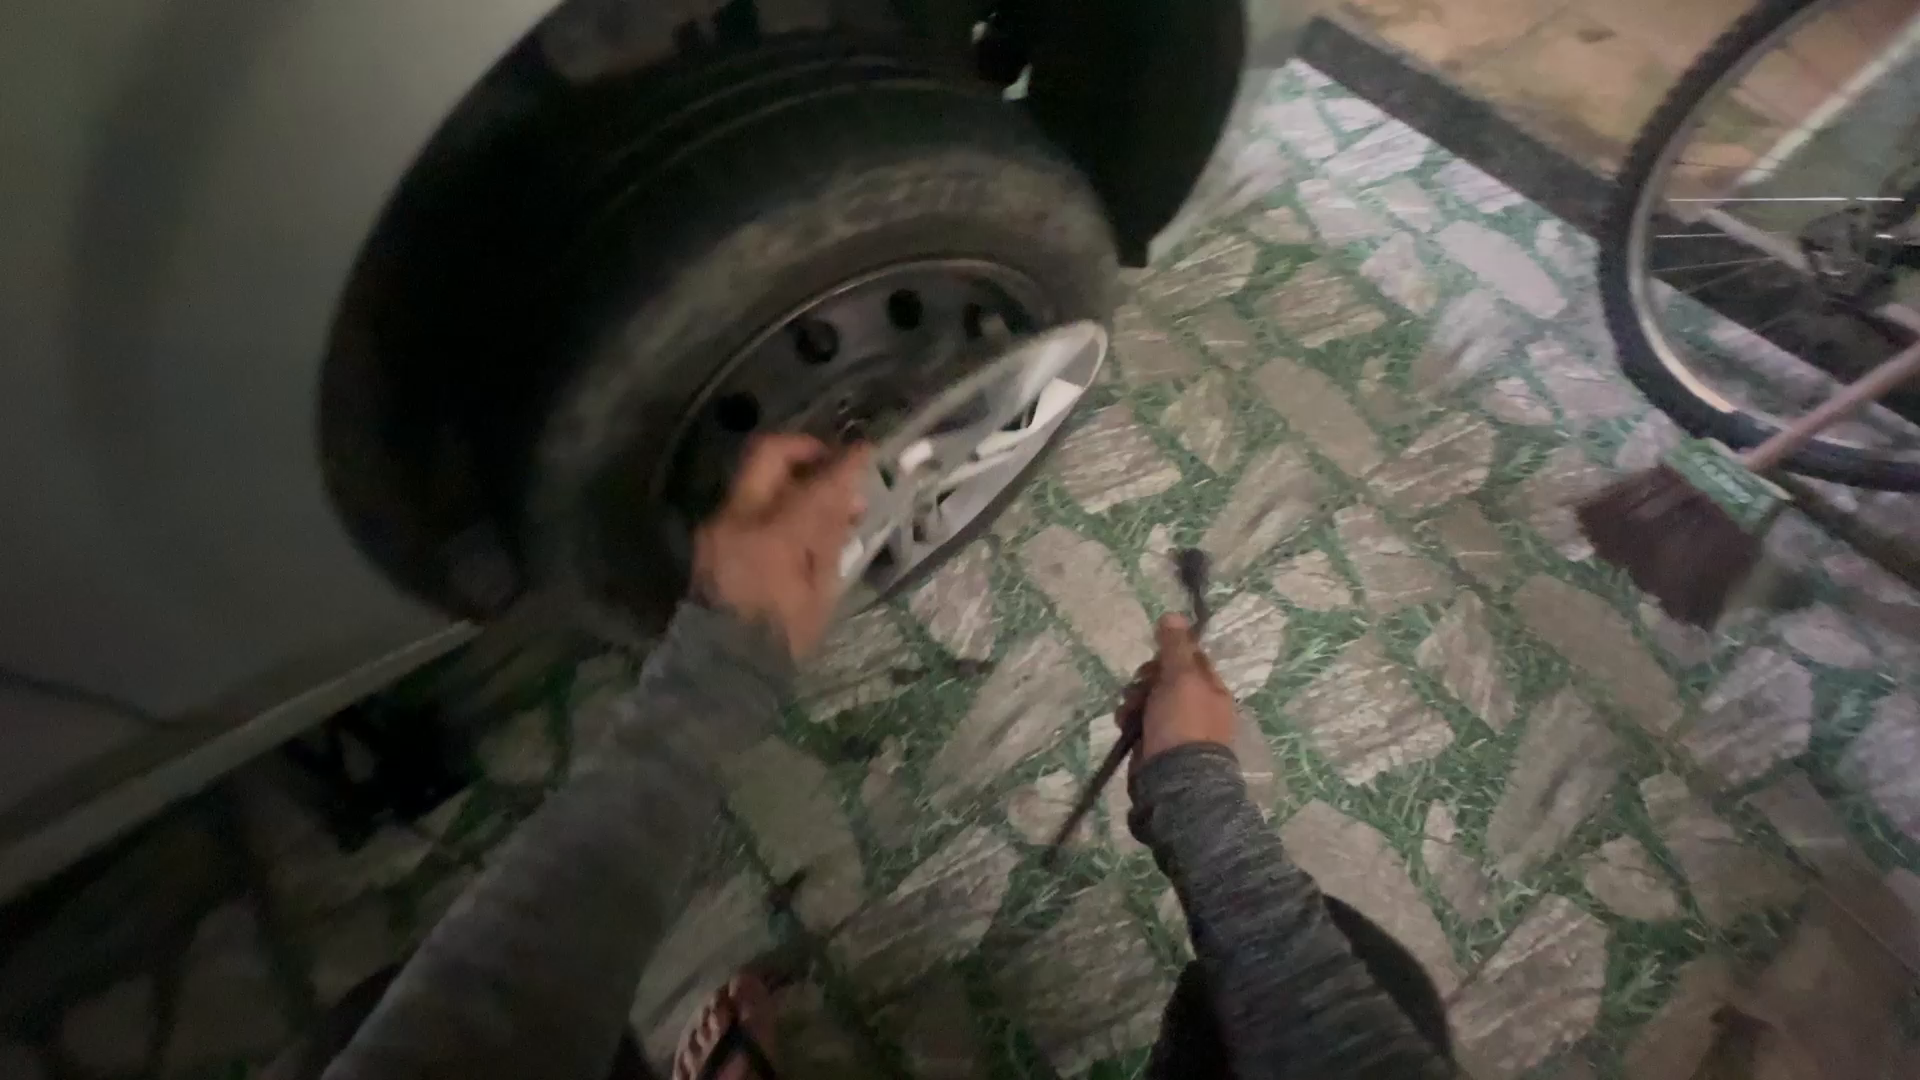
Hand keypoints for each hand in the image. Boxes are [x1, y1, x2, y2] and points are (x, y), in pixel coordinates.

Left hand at [691, 434, 869, 659]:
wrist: (723, 668)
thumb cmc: (783, 637)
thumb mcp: (820, 591)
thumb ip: (829, 534)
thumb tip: (845, 495)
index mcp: (771, 537)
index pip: (816, 485)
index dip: (846, 464)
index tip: (867, 450)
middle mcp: (737, 518)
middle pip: (767, 454)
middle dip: (804, 448)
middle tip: (832, 461)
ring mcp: (717, 524)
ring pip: (755, 475)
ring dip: (790, 474)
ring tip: (823, 499)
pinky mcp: (710, 534)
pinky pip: (746, 500)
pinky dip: (775, 498)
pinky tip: (797, 520)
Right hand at [1117, 614, 1236, 767]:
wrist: (1174, 778)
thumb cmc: (1183, 722)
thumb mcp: (1182, 677)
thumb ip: (1175, 647)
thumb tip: (1172, 615)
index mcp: (1212, 690)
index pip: (1190, 658)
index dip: (1169, 654)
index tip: (1155, 659)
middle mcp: (1198, 706)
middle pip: (1166, 676)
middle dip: (1146, 678)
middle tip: (1140, 684)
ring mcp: (1177, 726)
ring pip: (1149, 697)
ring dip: (1134, 697)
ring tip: (1128, 709)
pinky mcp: (1156, 741)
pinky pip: (1139, 719)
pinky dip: (1129, 718)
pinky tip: (1124, 722)